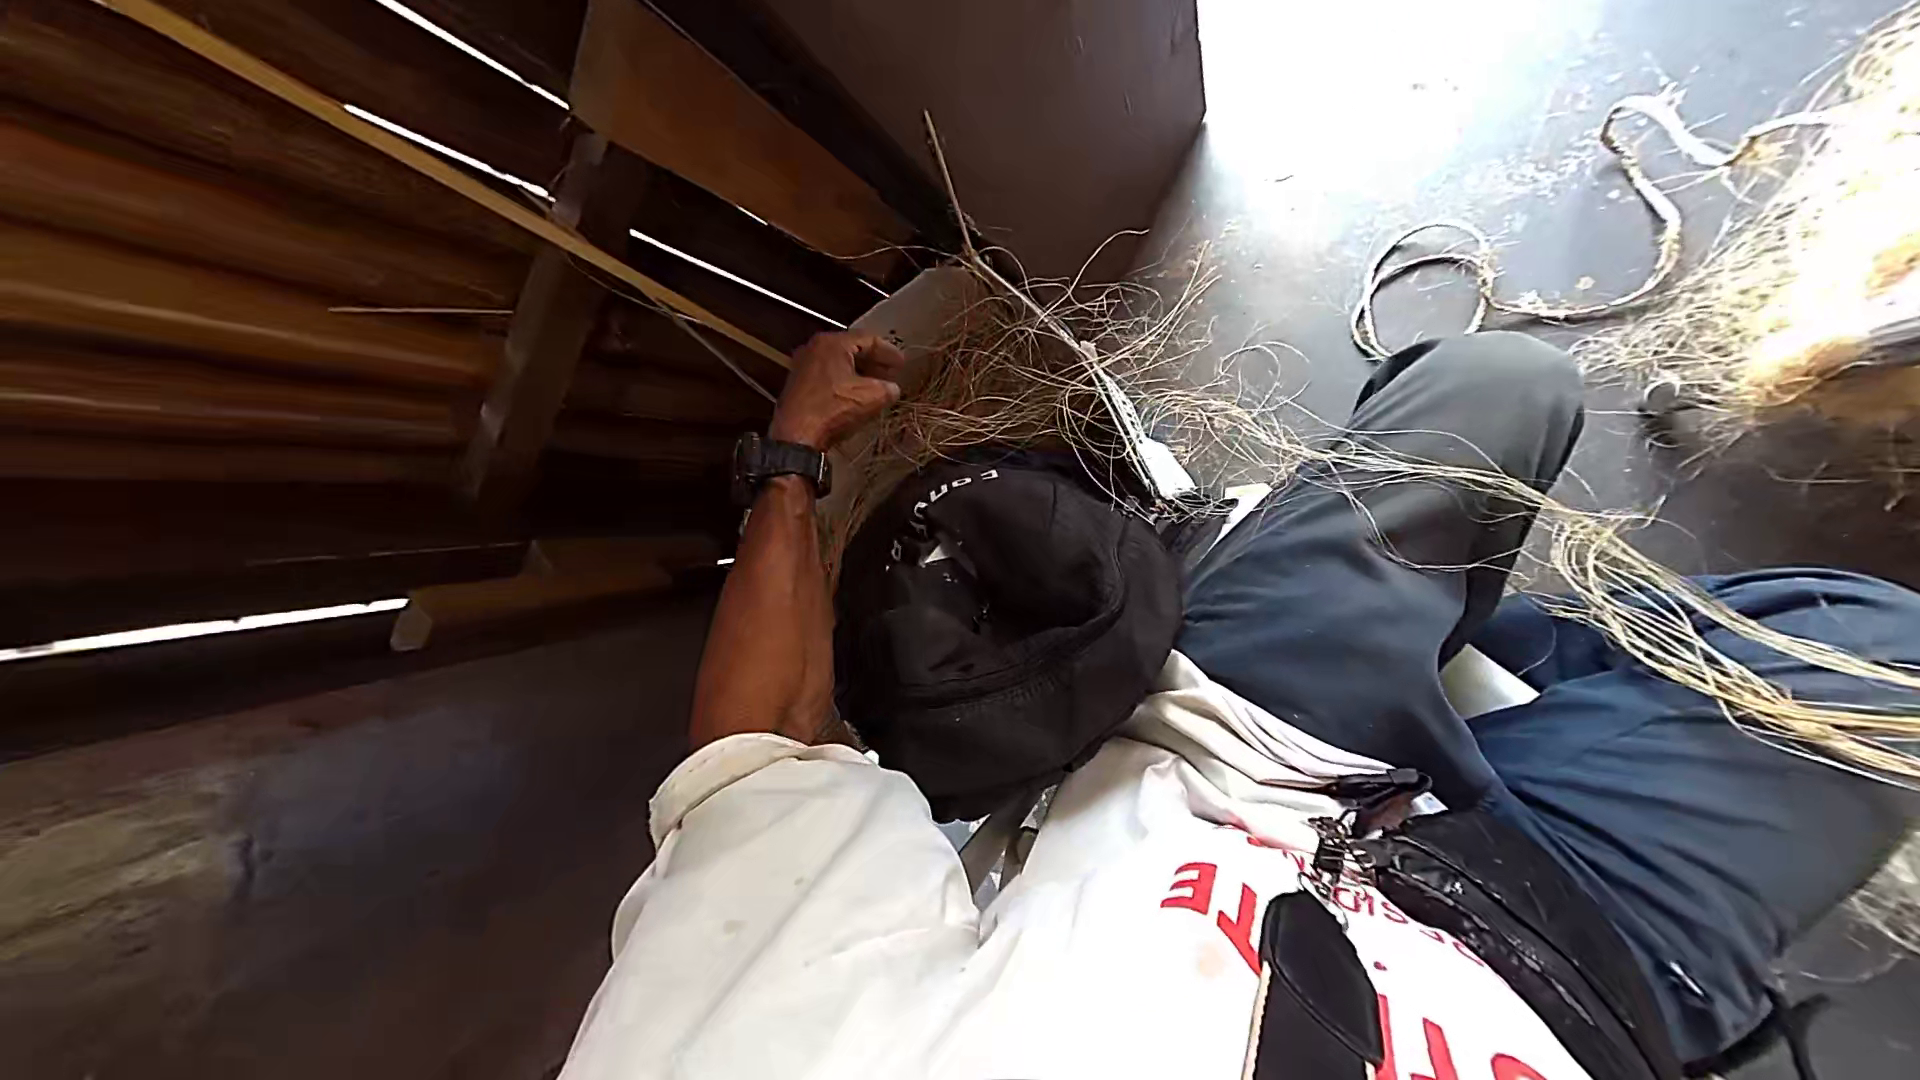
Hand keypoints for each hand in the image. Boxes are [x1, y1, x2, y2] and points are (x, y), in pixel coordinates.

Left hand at [768, 331, 905, 450]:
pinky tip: (856, 394)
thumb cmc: (832, 410)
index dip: (889, 351)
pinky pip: (828, 375)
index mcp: (832, 343)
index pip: (868, 339)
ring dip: (860, 372)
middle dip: (874, 361)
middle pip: (851, 348)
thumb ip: (888, 388)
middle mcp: (814, 348)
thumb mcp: (870, 398)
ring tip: (877, 384)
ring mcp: (803, 365)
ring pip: (839, 362)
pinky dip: (845, 380)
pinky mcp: (799, 384)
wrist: (797, 435)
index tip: (902, 362)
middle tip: (891, 371)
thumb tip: (892, 388)